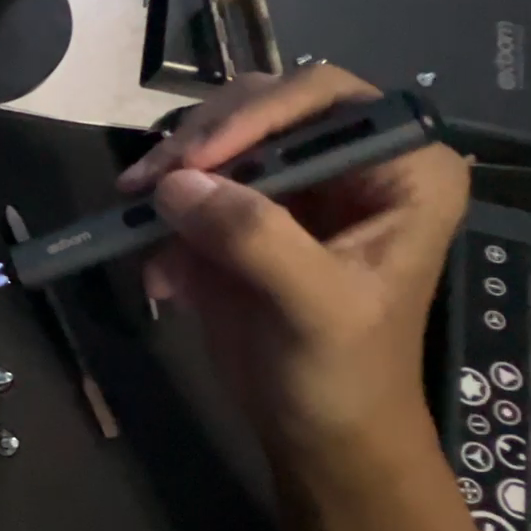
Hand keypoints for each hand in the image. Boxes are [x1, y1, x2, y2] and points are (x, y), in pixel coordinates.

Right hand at [118, 68, 468, 463]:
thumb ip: (255, 238)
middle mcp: (342, 166)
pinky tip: (159, 275)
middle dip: (197, 144)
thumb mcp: (314, 306)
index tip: (191, 163)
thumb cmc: (343, 371)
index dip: (254, 117)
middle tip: (145, 184)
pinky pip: (183, 191)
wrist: (313, 430)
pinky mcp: (236, 218)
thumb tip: (174, 184)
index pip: (323, 99)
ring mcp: (284, 190)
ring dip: (167, 176)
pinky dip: (157, 222)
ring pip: (211, 144)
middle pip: (256, 110)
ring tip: (133, 216)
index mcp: (398, 170)